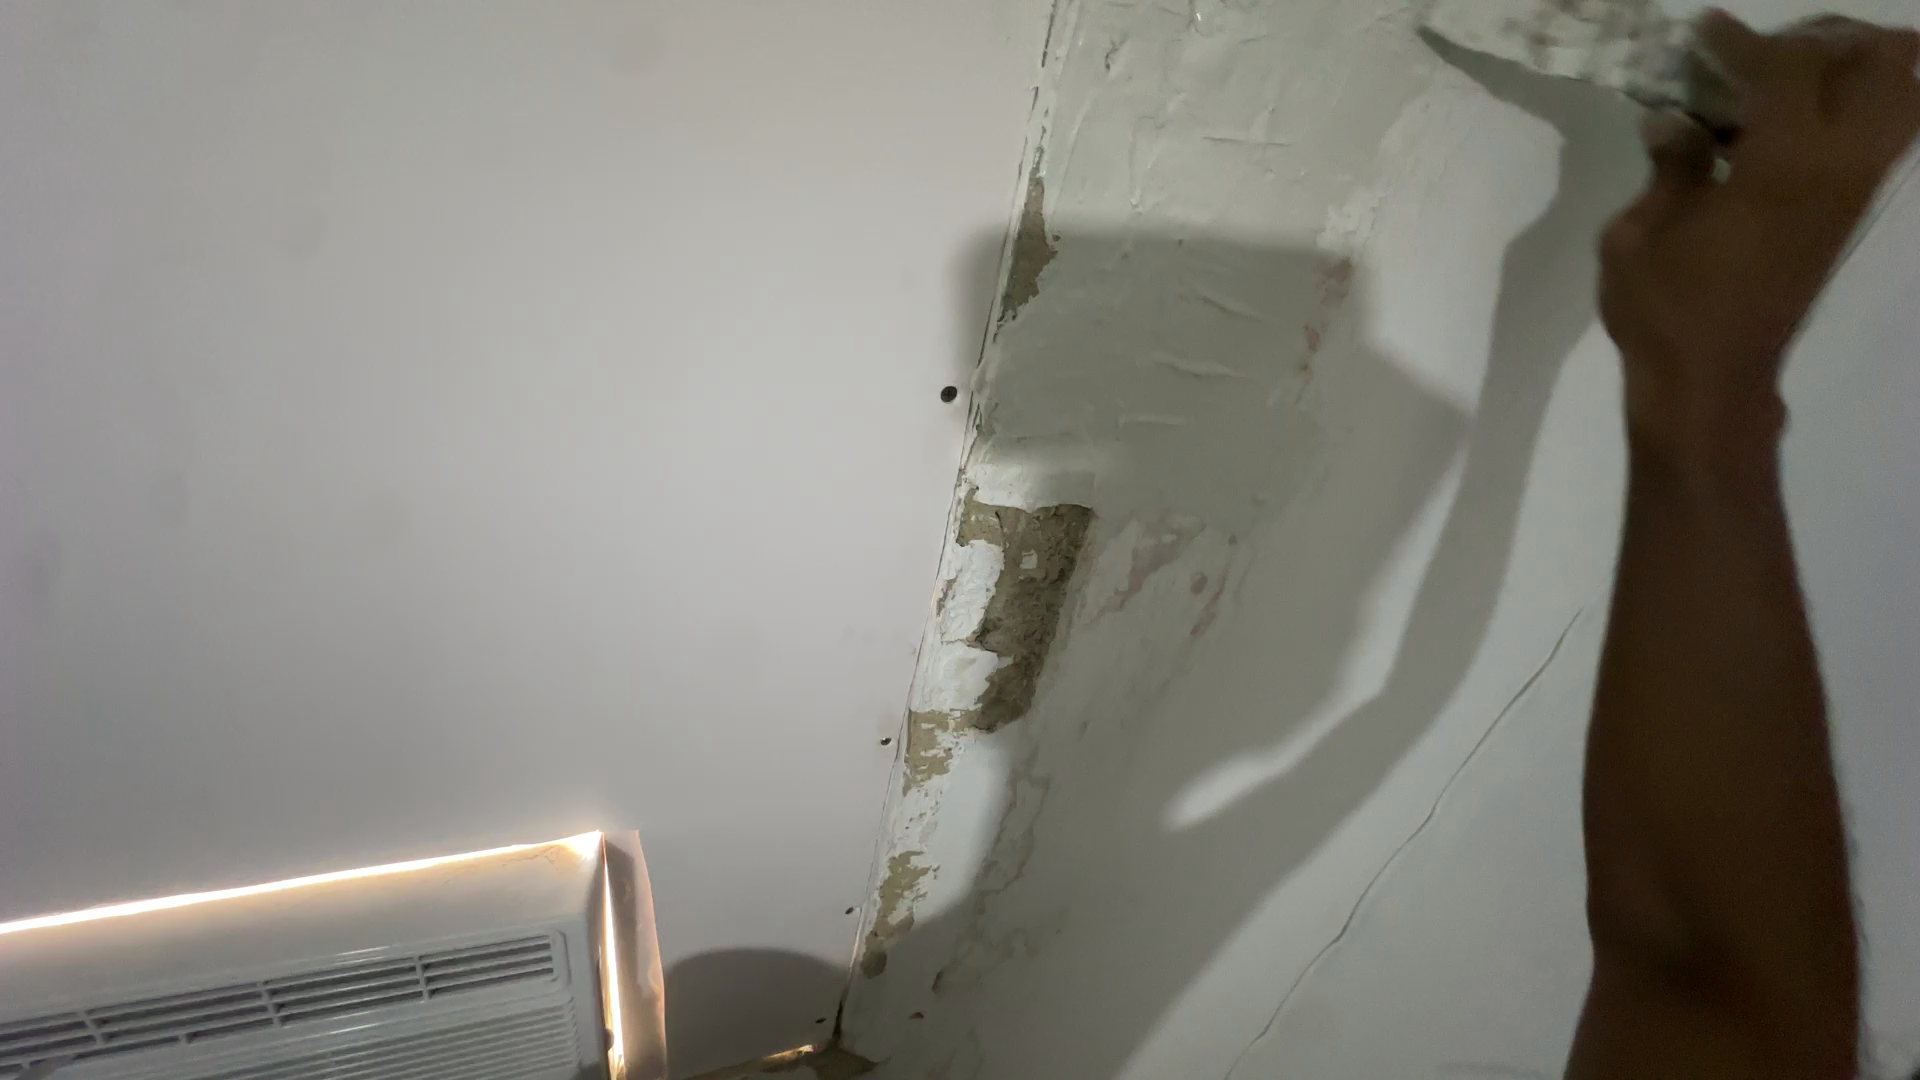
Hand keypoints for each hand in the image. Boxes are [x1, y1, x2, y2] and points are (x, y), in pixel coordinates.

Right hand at [1597, 9, 1919, 456]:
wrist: (1711, 370)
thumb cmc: (1661, 307)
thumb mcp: (1635, 237)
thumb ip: (1667, 170)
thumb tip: (1673, 122)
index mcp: (1783, 165)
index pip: (1785, 70)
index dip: (1741, 42)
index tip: (1703, 30)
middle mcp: (1844, 159)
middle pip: (1878, 56)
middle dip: (1819, 40)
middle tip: (1753, 55)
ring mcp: (1860, 181)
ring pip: (1903, 84)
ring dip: (1852, 65)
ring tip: (1781, 82)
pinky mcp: (1855, 202)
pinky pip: (1885, 123)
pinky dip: (1850, 101)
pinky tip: (1784, 125)